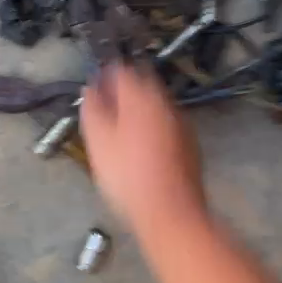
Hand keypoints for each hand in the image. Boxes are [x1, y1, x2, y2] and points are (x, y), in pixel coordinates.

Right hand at [80, 62, 206, 230]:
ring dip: (138, 108)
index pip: (120, 68)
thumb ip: (91, 107)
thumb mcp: (97, 139)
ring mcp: (181, 122)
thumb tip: (91, 89)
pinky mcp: (191, 144)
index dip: (104, 74)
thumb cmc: (128, 174)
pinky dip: (153, 125)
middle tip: (106, 108)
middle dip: (123, 90)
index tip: (93, 88)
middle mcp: (164, 101)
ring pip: (155, 103)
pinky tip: (143, 147)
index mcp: (140, 94)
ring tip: (121, 129)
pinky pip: (166, 123)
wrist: (172, 214)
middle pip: (141, 82)